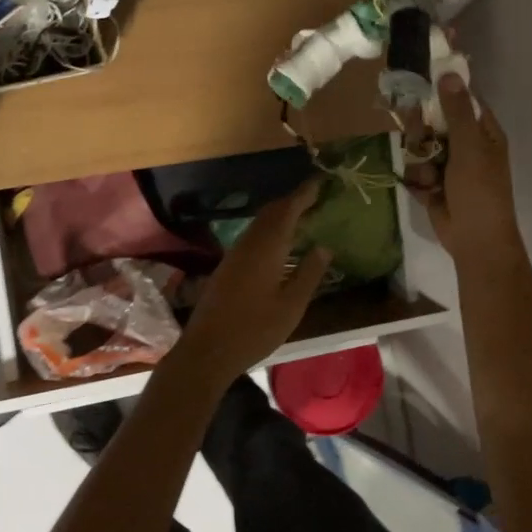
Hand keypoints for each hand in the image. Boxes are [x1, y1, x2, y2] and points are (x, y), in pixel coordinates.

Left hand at [169, 179, 330, 387]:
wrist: (207, 350)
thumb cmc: (254, 330)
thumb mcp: (291, 306)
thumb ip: (309, 274)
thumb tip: (324, 246)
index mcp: (266, 248)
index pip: (287, 210)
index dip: (304, 194)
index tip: (321, 182)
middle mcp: (248, 244)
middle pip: (271, 212)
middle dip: (293, 201)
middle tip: (316, 198)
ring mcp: (235, 254)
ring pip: (260, 224)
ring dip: (281, 215)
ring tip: (304, 217)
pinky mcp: (228, 266)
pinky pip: (253, 236)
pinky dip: (271, 230)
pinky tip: (281, 244)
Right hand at [422, 73, 525, 261]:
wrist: (474, 239)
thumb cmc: (479, 190)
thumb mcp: (469, 147)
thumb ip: (456, 111)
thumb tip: (449, 73)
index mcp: (483, 133)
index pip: (462, 101)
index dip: (442, 92)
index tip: (419, 84)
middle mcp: (466, 145)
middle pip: (434, 122)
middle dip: (422, 131)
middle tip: (417, 136)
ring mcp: (449, 165)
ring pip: (420, 147)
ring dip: (421, 162)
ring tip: (429, 178)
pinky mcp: (433, 184)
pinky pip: (416, 170)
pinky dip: (419, 181)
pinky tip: (426, 191)